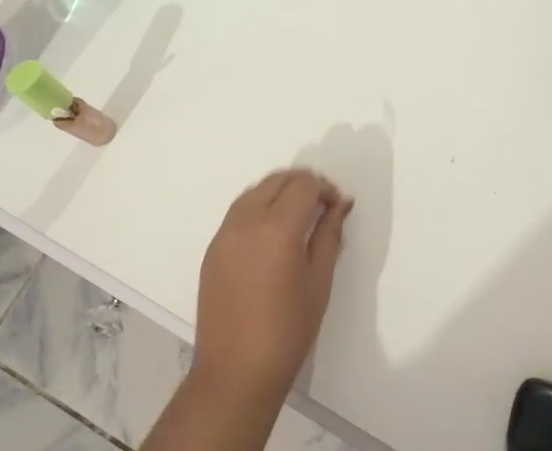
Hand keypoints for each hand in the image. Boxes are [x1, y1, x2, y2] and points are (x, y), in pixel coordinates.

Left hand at [192, 169, 352, 398]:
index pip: (304, 184)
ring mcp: (224, 234)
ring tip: (298, 218)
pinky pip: (238, 212)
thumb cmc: (288, 330)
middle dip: (303, 184)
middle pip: (277, 180)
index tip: (337, 207)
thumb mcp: (319, 281)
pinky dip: (258, 208)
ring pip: (254, 191)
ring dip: (279, 192)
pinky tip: (272, 235)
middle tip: (322, 207)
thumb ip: (329, 235)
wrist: (236, 372)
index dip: (325, 189)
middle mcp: (246, 221)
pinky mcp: (212, 250)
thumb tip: (339, 205)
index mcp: (277, 228)